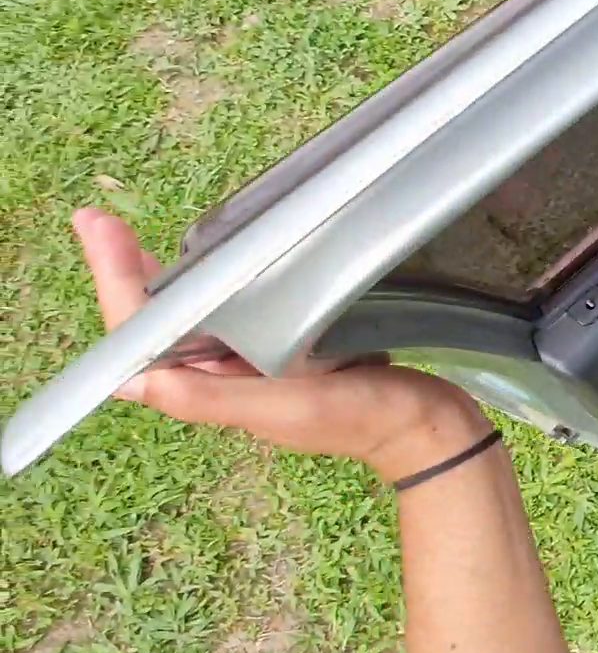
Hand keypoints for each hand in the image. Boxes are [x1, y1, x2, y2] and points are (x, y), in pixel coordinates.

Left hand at [73, 208, 489, 480]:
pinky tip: (257, 270)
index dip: (117, 286)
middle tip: (112, 224)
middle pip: (169, 325)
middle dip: (140, 275)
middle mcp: (236, 378)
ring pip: (214, 319)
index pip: (143, 341)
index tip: (106, 233)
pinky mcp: (312, 358)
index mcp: (219, 390)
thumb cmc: (369, 418)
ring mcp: (274, 368)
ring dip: (191, 280)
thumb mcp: (294, 406)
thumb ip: (215, 397)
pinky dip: (248, 291)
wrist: (435, 428)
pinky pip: (262, 319)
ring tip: (174, 238)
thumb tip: (132, 378)